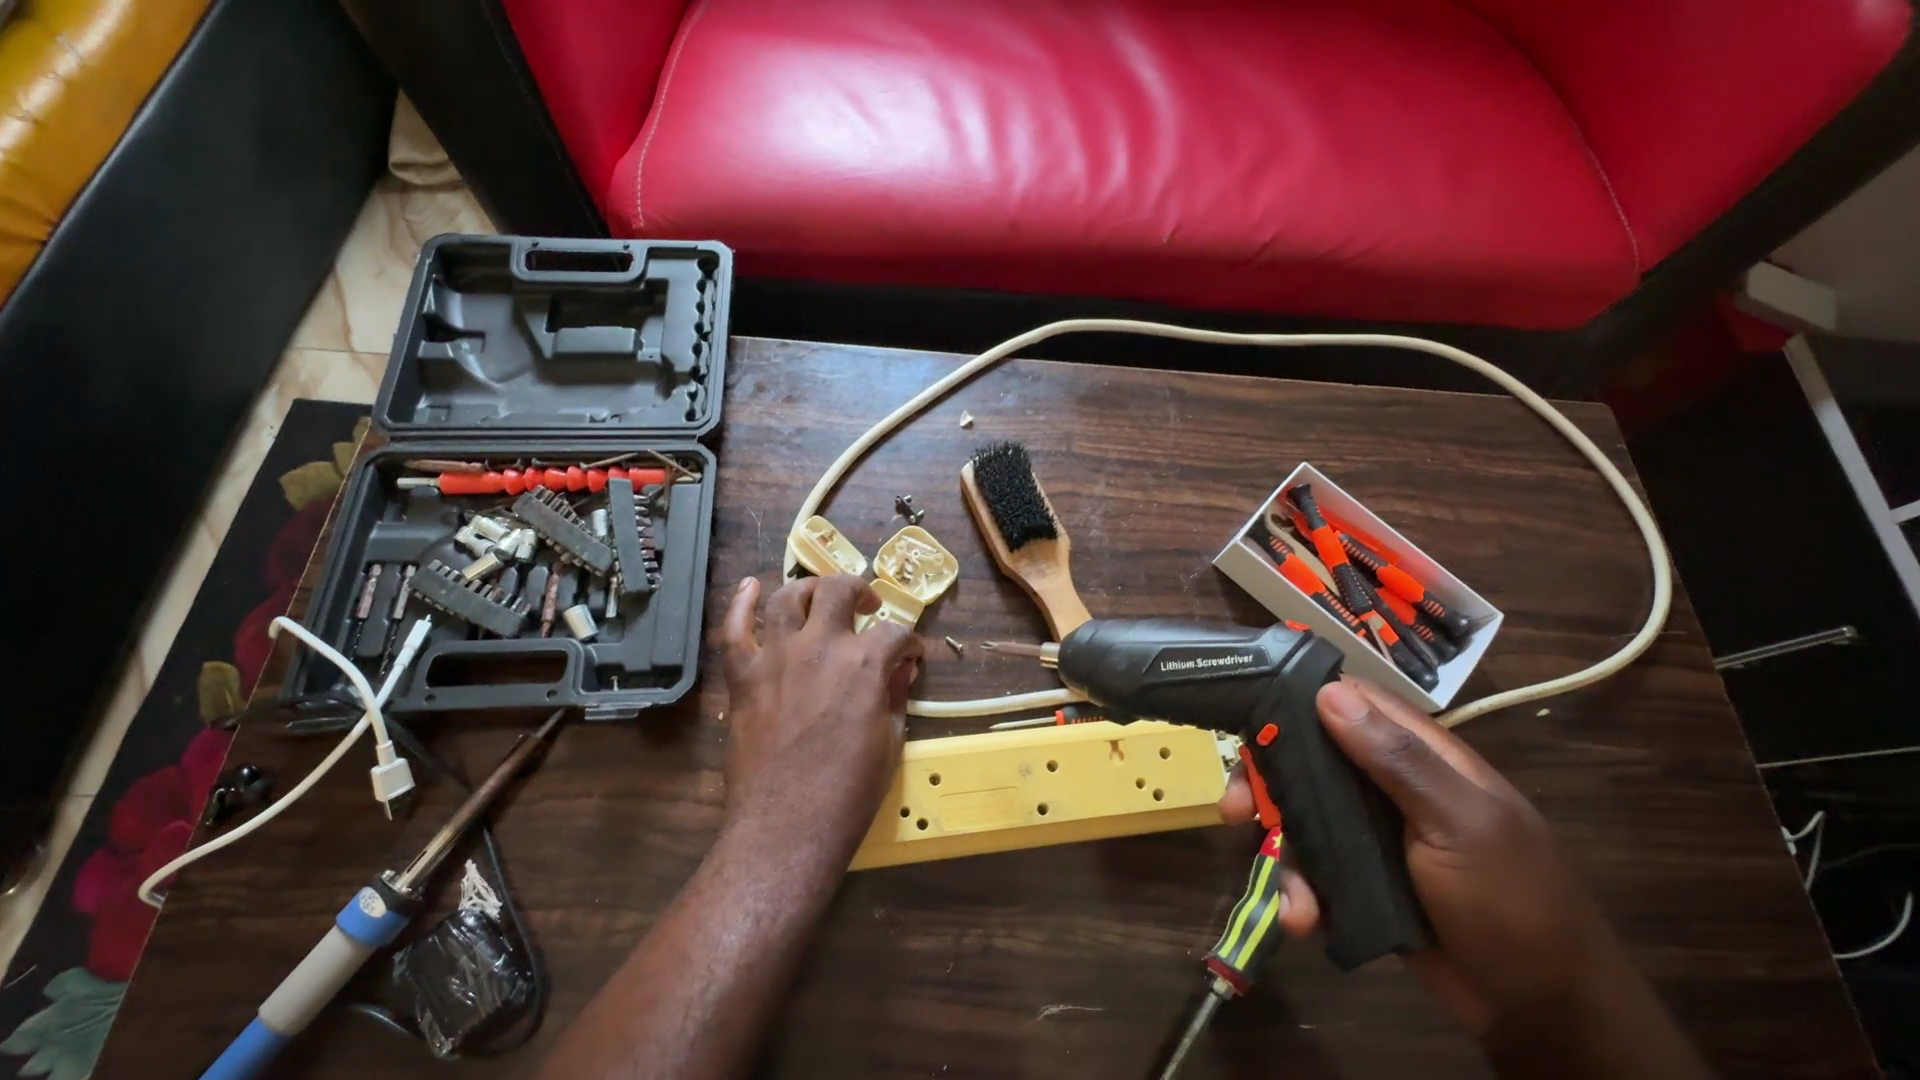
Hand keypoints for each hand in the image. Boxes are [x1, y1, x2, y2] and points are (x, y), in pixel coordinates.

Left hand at [720, 575, 924, 857]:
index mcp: (863, 663)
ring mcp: (776, 657)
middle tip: (868, 608)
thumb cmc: (850, 791)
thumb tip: (901, 670)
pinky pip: (734, 629)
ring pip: (789, 597)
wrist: (787, 826)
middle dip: (861, 592)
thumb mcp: (891, 742)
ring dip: (810, 589)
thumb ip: (896, 696)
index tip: (911, 656)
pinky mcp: (743, 676)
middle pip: (839, 591)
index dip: (909, 642)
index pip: (895, 633)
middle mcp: (820, 646)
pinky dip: (741, 603)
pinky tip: (749, 586)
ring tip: (820, 597)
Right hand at [1219, 678, 1622, 1035]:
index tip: (1245, 714)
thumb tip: (1328, 691)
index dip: (1296, 700)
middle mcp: (1388, 787)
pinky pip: (1310, 872)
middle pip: (1307, 761)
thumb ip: (1398, 759)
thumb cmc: (1513, 902)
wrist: (1542, 1011)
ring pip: (1300, 820)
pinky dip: (1300, 895)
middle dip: (1265, 784)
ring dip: (1283, 855)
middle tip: (1235, 809)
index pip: (1350, 702)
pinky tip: (1306, 921)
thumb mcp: (1461, 824)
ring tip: (1289, 897)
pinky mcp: (1358, 882)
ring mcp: (1371, 836)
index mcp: (1421, 756)